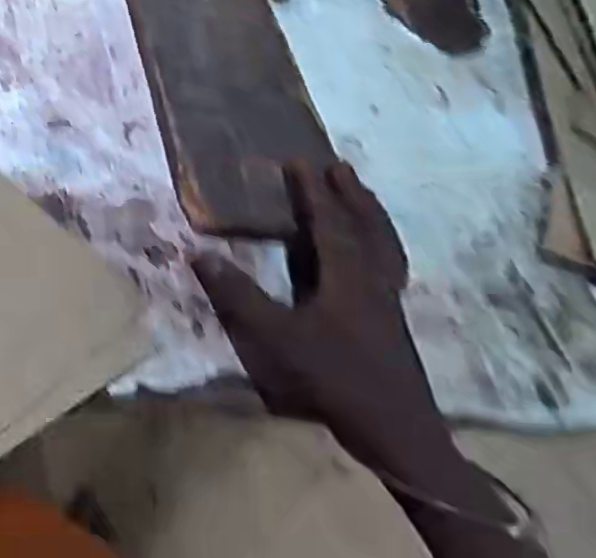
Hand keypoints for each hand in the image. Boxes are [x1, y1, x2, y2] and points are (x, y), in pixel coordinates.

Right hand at [190, 162, 445, 474]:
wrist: (398, 434)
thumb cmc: (335, 377)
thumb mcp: (276, 336)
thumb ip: (237, 294)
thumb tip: (197, 252)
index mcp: (349, 279)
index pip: (330, 225)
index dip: (314, 193)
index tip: (300, 162)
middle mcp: (374, 283)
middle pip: (368, 230)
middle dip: (352, 196)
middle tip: (339, 166)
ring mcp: (387, 303)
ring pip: (384, 248)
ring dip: (369, 217)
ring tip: (358, 195)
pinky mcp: (389, 321)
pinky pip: (386, 266)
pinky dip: (378, 246)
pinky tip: (368, 254)